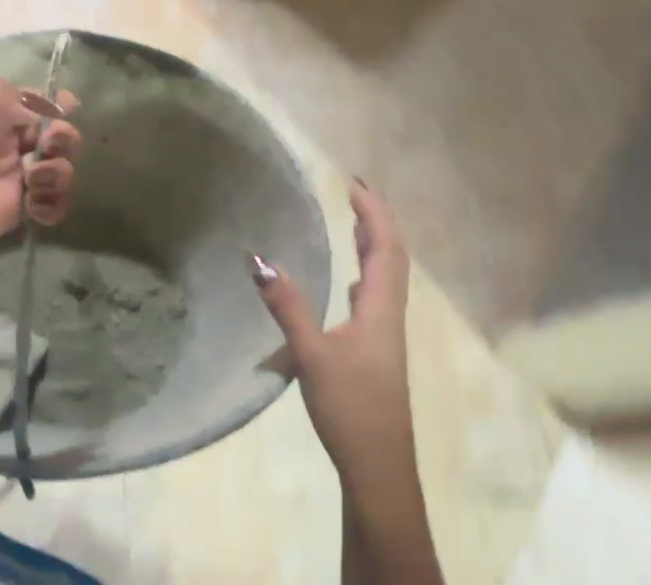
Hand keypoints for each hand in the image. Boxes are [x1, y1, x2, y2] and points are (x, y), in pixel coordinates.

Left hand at [0, 75, 81, 291]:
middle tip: (53, 149)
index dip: (49, 102)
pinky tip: (43, 208)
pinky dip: (54, 203)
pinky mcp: (1, 218)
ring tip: (41, 181)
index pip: (25, 100)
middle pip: (45, 132)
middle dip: (61, 136)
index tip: (66, 110)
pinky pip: (42, 205)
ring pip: (49, 167)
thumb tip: (40, 99)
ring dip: (60, 169)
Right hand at [252, 181, 412, 471]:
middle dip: (377, 223)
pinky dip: (366, 274)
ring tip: (355, 223)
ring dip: (374, 246)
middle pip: (392, 259)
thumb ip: (287, 306)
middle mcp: (388, 316)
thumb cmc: (350, 407)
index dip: (374, 214)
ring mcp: (384, 336)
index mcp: (380, 310)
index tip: (354, 183)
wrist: (378, 467)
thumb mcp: (312, 355)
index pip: (385, 249)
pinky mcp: (376, 353)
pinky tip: (351, 282)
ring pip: (386, 279)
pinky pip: (375, 298)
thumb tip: (258, 258)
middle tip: (355, 193)